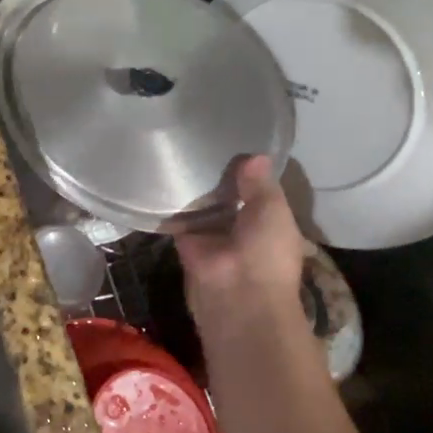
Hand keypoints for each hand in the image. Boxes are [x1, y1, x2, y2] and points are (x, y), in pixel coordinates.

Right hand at [175, 156, 306, 326]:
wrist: (235, 290)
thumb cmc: (266, 251)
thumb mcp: (273, 211)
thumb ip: (260, 184)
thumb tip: (255, 155)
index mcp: (270, 224)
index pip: (257, 192)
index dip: (248, 171)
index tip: (233, 143)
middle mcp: (240, 227)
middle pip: (226, 196)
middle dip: (215, 175)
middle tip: (198, 141)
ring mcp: (211, 234)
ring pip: (201, 204)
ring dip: (192, 186)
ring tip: (177, 149)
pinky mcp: (184, 238)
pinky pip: (176, 215)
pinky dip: (169, 201)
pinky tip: (159, 173)